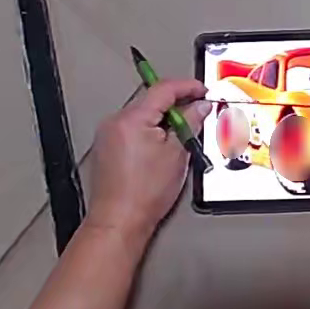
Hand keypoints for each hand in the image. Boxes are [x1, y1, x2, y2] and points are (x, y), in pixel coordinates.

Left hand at [81, 78, 208, 244]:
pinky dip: (150, 130)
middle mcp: (116, 121)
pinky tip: (162, 147)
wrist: (119, 221)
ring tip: (181, 138)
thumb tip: (200, 106)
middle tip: (198, 113)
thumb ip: (190, 123)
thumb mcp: (177, 154)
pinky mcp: (106, 146)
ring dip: (163, 119)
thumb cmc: (145, 193)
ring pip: (142, 115)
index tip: (202, 91)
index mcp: (132, 118)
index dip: (187, 87)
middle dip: (177, 105)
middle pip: (152, 101)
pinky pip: (132, 127)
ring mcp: (108, 134)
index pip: (163, 89)